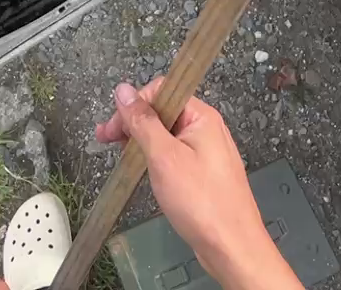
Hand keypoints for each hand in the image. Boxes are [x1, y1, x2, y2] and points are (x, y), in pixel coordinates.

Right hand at [95, 78, 304, 289]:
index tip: (112, 128)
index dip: (133, 106)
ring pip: (167, 134)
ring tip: (121, 156)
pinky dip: (155, 157)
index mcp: (201, 116)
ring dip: (141, 141)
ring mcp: (207, 151)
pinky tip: (143, 168)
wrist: (233, 251)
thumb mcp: (164, 157)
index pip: (161, 92)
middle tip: (106, 140)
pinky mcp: (204, 173)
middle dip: (133, 123)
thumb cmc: (200, 202)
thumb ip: (142, 121)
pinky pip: (174, 154)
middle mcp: (206, 128)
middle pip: (162, 112)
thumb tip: (123, 90)